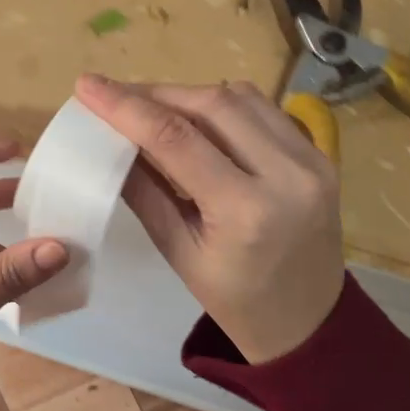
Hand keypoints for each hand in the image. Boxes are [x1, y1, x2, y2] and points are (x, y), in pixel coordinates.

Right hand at [75, 74, 344, 363]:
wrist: (311, 324)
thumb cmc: (235, 300)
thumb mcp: (178, 251)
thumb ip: (144, 191)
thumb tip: (109, 140)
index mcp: (246, 211)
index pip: (177, 139)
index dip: (127, 107)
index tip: (87, 86)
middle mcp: (287, 174)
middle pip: (212, 104)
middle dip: (156, 93)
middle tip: (114, 95)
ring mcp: (313, 160)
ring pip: (241, 97)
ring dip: (189, 94)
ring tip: (150, 105)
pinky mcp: (321, 154)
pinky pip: (264, 110)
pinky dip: (222, 105)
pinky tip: (195, 117)